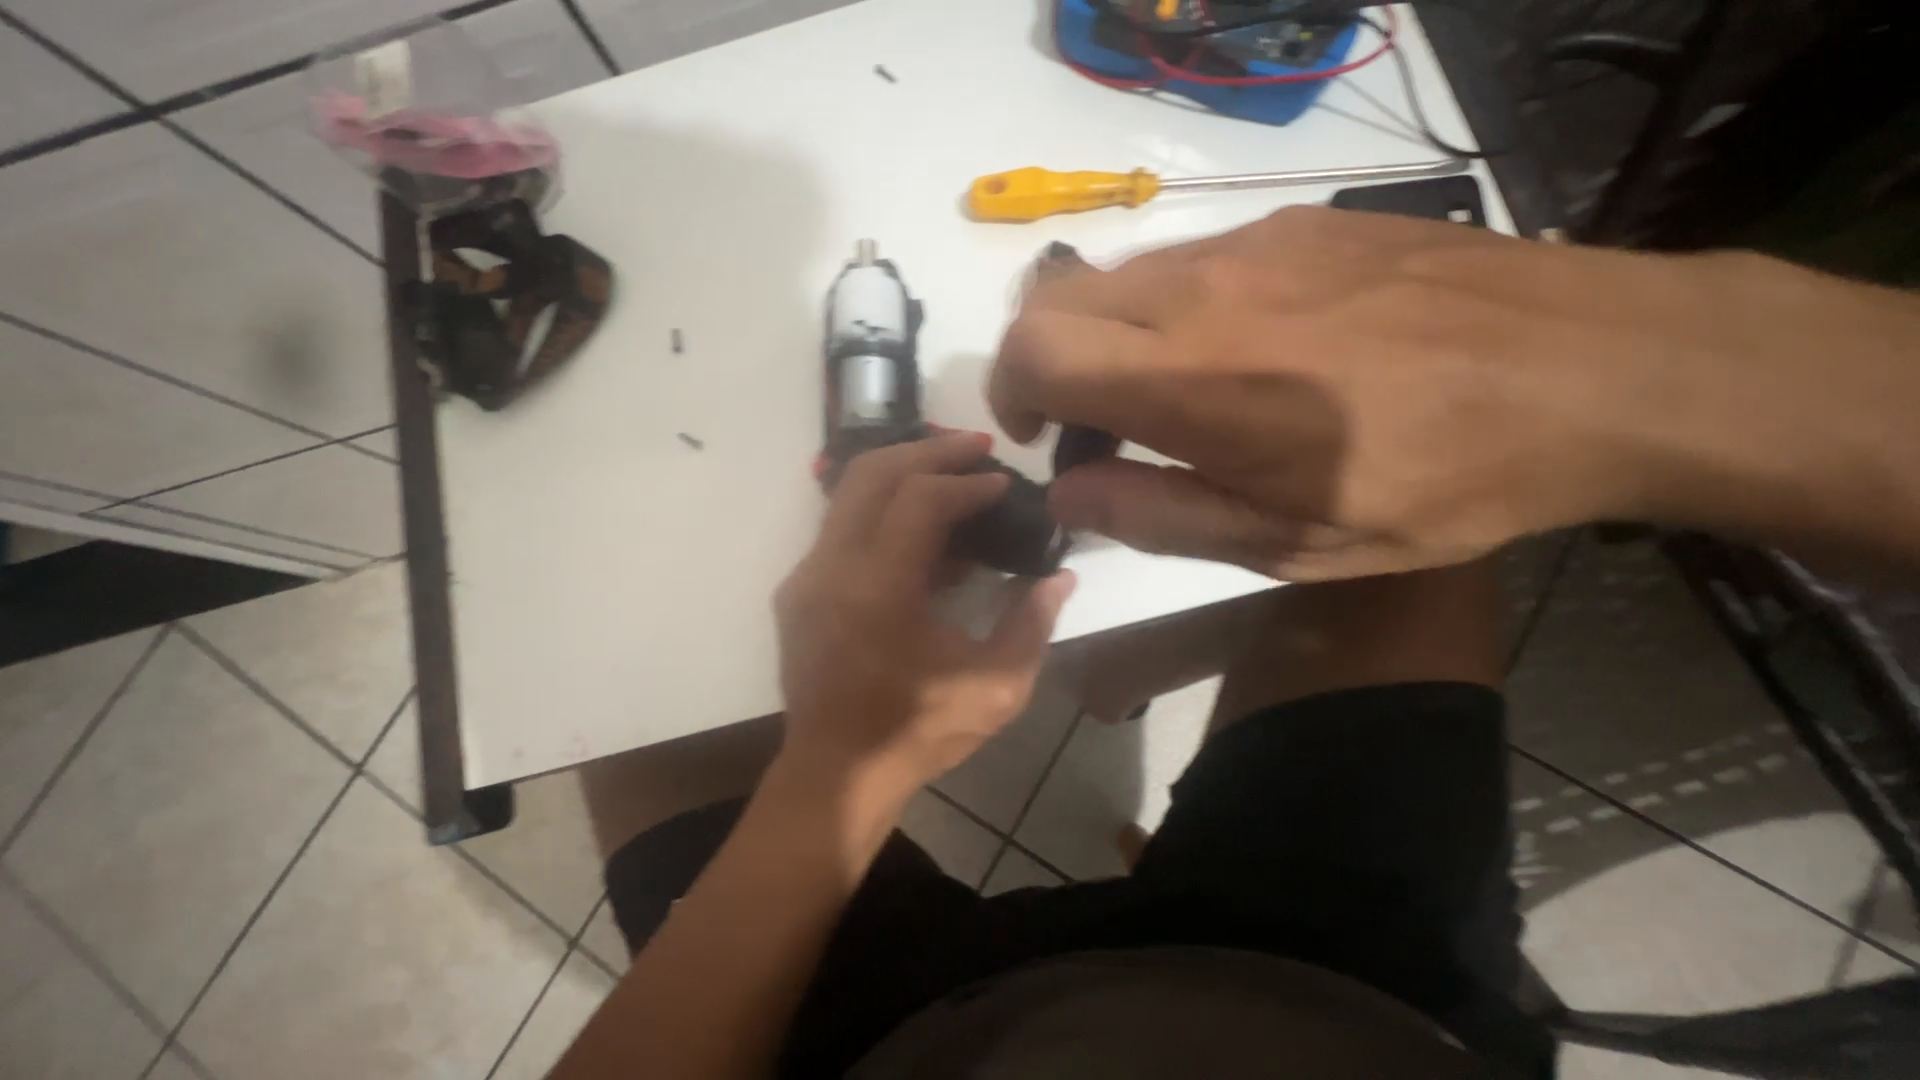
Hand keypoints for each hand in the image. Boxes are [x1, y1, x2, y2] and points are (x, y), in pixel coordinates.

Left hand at [774, 433, 1075, 794]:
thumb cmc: (917, 733)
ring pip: (848, 493)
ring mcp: (805, 576)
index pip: (919, 499)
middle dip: (927, 450)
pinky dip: (882, 511)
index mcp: (877, 589)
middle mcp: (830, 568)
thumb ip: (1031, 624)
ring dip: (901, 473)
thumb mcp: (996, 688)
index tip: (1004, 485)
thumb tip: (1060, 577)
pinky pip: (841, 527)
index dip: (968, 483)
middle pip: (872, 472)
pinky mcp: (798, 591)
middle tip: (975, 448)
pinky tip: (922, 533)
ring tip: (952, 476)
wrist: (835, 775)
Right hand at [990, 206, 1916, 578]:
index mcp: (1190, 376)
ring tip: (1177, 399)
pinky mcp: (1300, 223)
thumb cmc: (1437, 480)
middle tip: (1096, 427)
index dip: (1008, 391)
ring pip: (1122, 277)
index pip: (1032, 347)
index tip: (1040, 438)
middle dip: (1047, 364)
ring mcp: (1253, 242)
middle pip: (1057, 298)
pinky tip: (1249, 354)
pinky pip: (1194, 260)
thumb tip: (1068, 490)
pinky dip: (1176, 310)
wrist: (1593, 367)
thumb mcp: (1289, 541)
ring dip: (1113, 339)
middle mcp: (1201, 289)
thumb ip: (1157, 514)